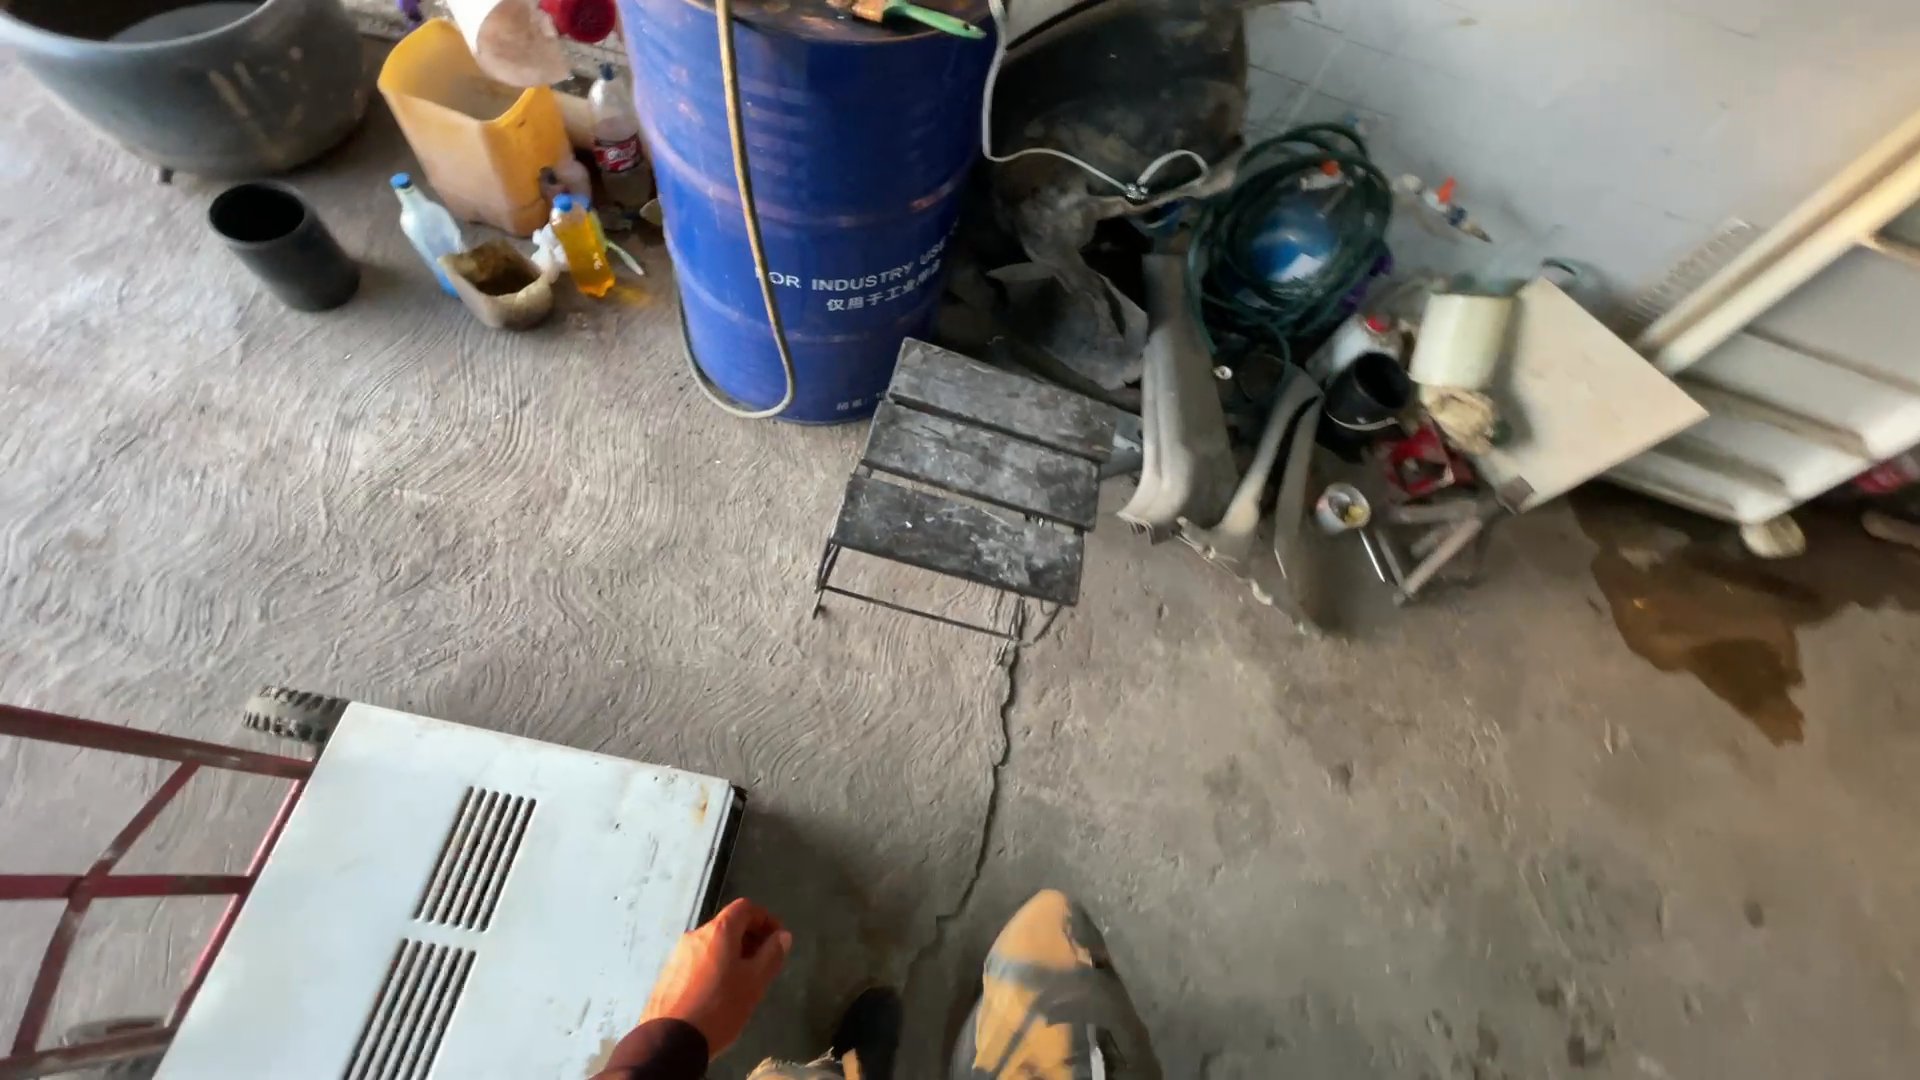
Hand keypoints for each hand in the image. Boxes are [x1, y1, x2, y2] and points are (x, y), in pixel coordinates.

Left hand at [641, 897, 792, 1058]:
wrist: (668, 1044)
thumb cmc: (719, 1007)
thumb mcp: (754, 982)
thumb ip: (772, 954)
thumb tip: (783, 936)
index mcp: (718, 931)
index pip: (745, 907)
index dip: (765, 918)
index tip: (777, 939)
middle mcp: (696, 936)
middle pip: (728, 924)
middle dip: (750, 937)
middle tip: (763, 961)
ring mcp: (678, 956)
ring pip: (712, 944)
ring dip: (732, 953)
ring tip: (742, 979)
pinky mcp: (667, 976)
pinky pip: (697, 960)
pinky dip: (713, 966)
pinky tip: (718, 992)